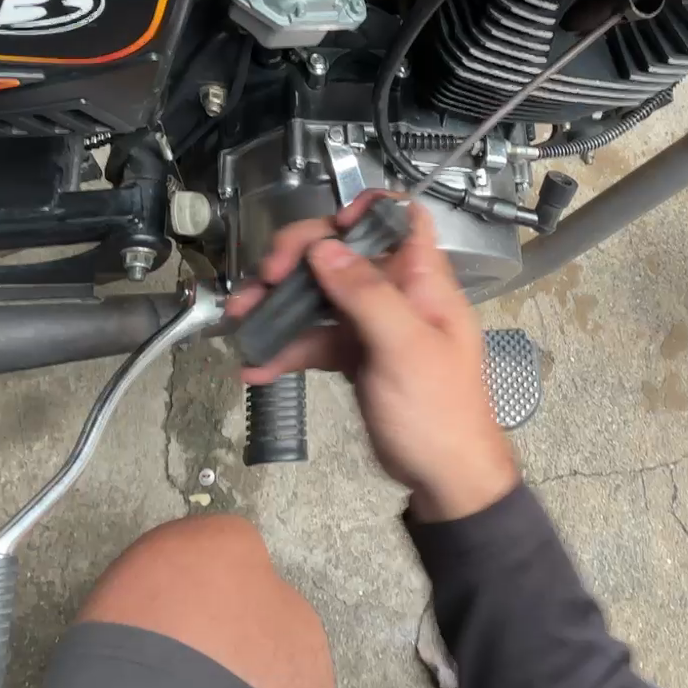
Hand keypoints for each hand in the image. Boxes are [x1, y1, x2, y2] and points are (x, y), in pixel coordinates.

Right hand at [226, 193, 518, 521]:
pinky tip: (257, 366)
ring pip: (322, 294)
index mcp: (422, 280)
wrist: (445, 479)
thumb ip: (367, 294)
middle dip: (300, 257)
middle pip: (345, 251)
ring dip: (279, 303)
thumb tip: (326, 246)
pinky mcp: (354, 354)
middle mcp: (396, 292)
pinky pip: (315, 338)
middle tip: (265, 277)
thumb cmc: (439, 410)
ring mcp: (373, 323)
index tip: (330, 227)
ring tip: (242, 319)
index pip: (403, 218)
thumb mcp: (405, 348)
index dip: (370, 208)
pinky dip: (286, 349)